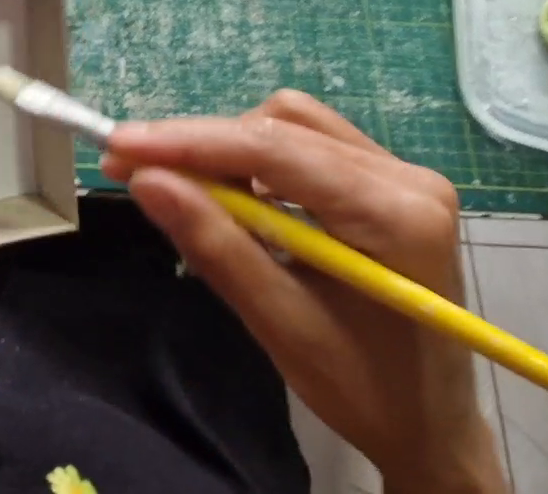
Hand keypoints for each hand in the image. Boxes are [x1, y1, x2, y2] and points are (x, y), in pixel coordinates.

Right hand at [102, 91, 507, 493]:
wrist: (430, 423)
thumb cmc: (364, 388)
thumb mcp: (280, 324)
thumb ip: (215, 246)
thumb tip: (145, 181)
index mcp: (397, 214)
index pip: (274, 151)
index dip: (188, 141)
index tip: (118, 145)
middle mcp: (405, 176)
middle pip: (278, 125)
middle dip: (198, 144)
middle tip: (131, 169)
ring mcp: (398, 172)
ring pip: (286, 124)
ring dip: (223, 151)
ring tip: (183, 190)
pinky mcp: (380, 178)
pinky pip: (300, 142)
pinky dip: (249, 162)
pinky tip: (229, 198)